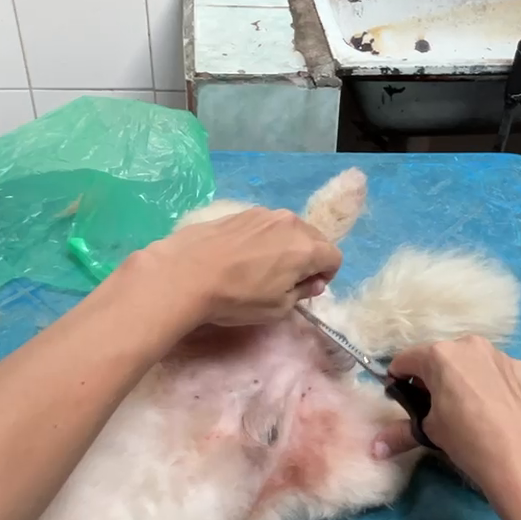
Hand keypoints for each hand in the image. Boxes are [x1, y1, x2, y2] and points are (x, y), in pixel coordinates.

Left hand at [131, 207, 341, 326]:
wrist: (186, 273)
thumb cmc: (237, 297)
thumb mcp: (278, 307)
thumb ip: (303, 292)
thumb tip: (313, 282)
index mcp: (307, 248)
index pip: (334, 257)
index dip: (326, 276)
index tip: (307, 289)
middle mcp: (291, 223)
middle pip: (315, 239)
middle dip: (309, 259)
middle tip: (288, 280)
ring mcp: (265, 214)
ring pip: (290, 230)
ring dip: (287, 247)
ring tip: (263, 267)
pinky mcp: (242, 212)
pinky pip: (266, 226)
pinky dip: (266, 239)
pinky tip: (243, 256)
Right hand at [375, 337, 520, 509]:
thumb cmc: (468, 442)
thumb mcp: (430, 434)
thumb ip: (399, 433)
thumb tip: (375, 448)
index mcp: (440, 354)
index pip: (405, 360)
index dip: (398, 380)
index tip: (402, 400)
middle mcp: (470, 345)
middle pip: (440, 357)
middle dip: (433, 379)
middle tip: (436, 410)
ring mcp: (501, 355)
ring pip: (471, 362)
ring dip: (463, 379)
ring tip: (469, 412)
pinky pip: (498, 372)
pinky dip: (491, 386)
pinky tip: (497, 412)